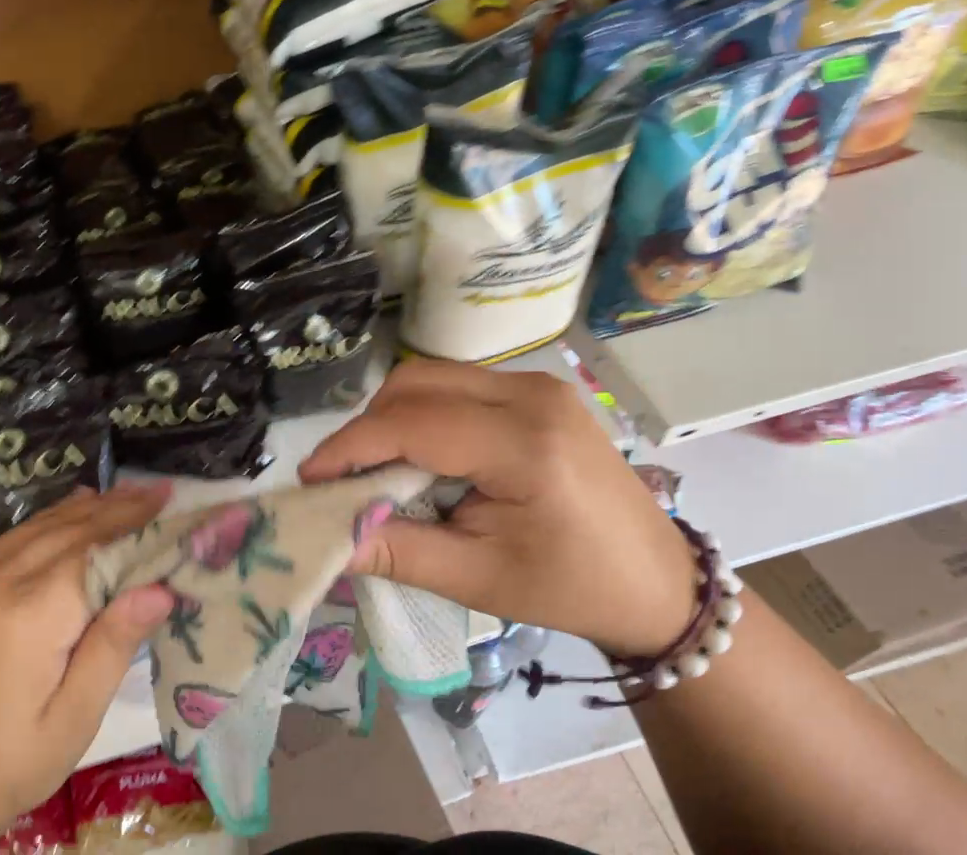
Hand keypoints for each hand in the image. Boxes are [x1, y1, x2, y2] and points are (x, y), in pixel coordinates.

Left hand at [0, 483, 174, 854]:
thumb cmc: (11, 763)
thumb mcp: (73, 719)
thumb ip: (113, 647)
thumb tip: (160, 588)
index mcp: (28, 617)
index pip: (95, 553)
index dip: (137, 527)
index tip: (177, 505)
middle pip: (70, 531)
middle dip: (120, 509)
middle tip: (164, 490)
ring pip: (44, 527)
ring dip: (91, 508)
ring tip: (134, 492)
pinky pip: (18, 537)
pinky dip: (55, 518)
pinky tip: (78, 506)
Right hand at [300, 359, 695, 656]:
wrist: (656, 581)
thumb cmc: (570, 588)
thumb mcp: (477, 579)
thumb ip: (396, 551)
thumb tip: (324, 538)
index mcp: (525, 445)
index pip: (413, 424)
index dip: (350, 447)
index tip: (310, 481)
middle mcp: (530, 396)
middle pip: (416, 385)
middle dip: (368, 428)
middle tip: (345, 480)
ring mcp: (537, 385)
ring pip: (431, 377)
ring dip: (392, 418)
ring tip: (379, 472)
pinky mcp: (536, 391)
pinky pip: (456, 386)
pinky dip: (422, 414)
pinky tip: (422, 458)